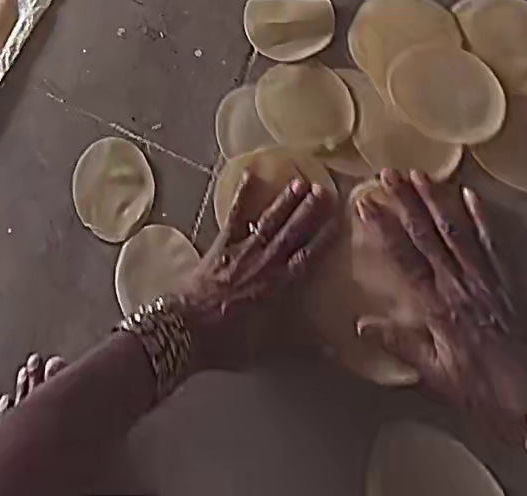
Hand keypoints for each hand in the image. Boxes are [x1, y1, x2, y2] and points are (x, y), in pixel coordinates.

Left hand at [173, 176, 337, 371]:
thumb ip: (303, 346)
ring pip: (269, 221)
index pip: (307, 257)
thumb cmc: (229, 342)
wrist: (186, 329)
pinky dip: (244, 194)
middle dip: (309, 211)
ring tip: (300, 182)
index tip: (339, 219)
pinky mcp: (222, 242)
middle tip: (324, 190)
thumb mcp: (269, 348)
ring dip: (285, 201)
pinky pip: (236, 215)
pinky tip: (251, 174)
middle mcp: (264, 262)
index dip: (324, 237)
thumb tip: (335, 352)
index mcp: (279, 286)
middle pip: (291, 232)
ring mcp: (243, 249)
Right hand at [354, 170, 526, 444]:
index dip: (383, 227)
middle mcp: (459, 284)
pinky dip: (481, 217)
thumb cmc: (483, 392)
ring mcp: (485, 278)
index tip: (366, 202)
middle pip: (427, 234)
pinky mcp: (507, 280)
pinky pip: (492, 243)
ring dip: (436, 200)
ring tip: (419, 174)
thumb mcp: (436, 377)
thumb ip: (400, 345)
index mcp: (437, 306)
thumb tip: (360, 324)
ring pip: (456, 231)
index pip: (403, 257)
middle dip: (405, 201)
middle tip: (388, 174)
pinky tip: (470, 193)